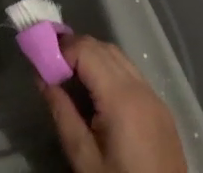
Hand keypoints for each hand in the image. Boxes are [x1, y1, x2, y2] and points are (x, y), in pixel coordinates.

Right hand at [40, 34, 186, 172]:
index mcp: (122, 99)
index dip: (59, 48)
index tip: (40, 61)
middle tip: (50, 67)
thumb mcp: (82, 155)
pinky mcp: (161, 110)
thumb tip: (40, 75)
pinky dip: (109, 70)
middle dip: (73, 49)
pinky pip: (131, 74)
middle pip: (102, 47)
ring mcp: (156, 99)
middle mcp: (142, 90)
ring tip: (70, 78)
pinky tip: (96, 92)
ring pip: (118, 57)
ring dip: (92, 57)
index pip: (85, 50)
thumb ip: (61, 110)